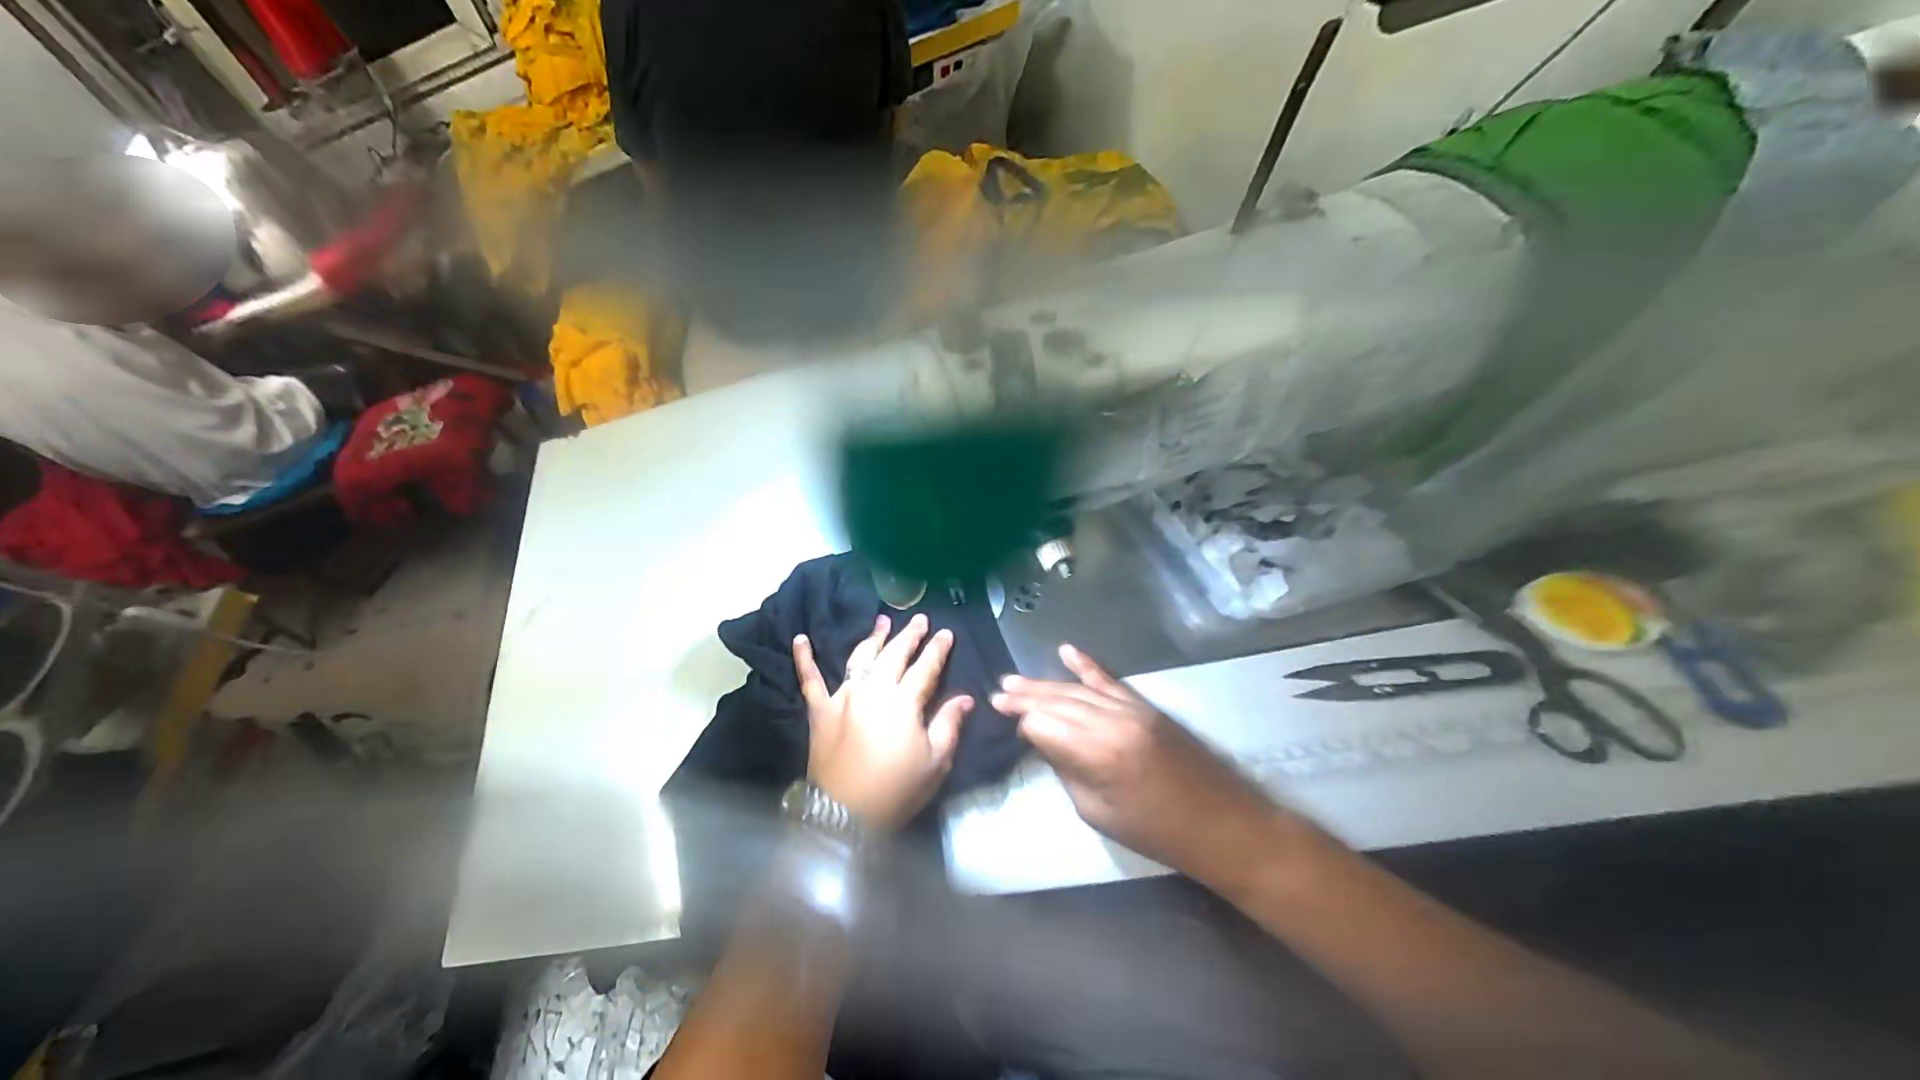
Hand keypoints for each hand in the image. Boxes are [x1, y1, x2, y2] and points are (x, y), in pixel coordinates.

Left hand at [793, 613, 973, 829]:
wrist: (845, 815)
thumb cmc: (897, 789)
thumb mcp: (935, 761)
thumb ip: (949, 724)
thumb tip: (965, 698)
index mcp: (903, 701)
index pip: (925, 668)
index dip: (937, 649)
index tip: (946, 633)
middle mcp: (873, 690)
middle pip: (894, 655)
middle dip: (909, 635)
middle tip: (920, 620)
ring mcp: (843, 697)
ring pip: (860, 659)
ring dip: (873, 638)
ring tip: (882, 621)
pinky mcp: (820, 711)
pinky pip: (810, 680)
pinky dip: (804, 658)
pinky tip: (801, 639)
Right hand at [992, 643, 1304, 890]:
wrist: (1221, 823)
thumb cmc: (1156, 832)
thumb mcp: (1098, 812)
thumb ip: (1067, 771)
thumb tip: (1045, 743)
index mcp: (1098, 754)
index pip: (1044, 725)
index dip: (1022, 724)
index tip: (1004, 724)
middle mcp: (1112, 721)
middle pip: (1058, 700)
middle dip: (1026, 697)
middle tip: (998, 692)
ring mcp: (1132, 709)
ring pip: (1078, 689)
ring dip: (1045, 683)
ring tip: (1014, 679)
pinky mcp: (1146, 706)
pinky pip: (1110, 680)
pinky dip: (1086, 665)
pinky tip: (1066, 651)